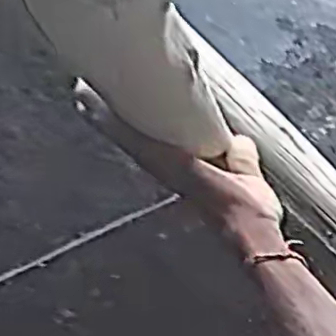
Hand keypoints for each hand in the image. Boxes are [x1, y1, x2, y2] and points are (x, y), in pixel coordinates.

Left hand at [73, 84, 284, 257]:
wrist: (254, 244)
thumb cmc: (248, 214)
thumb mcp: (251, 180)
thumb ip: (243, 159)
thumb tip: (239, 142)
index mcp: (176, 164)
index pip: (125, 133)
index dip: (100, 110)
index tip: (82, 91)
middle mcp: (168, 175)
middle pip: (127, 144)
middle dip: (111, 122)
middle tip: (98, 100)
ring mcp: (174, 189)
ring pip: (140, 157)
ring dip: (131, 140)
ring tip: (129, 123)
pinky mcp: (185, 199)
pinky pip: (160, 171)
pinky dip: (153, 158)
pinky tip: (163, 154)